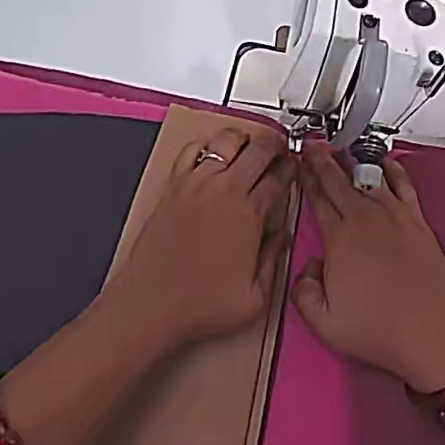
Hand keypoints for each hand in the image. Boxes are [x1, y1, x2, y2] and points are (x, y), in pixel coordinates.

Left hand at [106, 127, 294, 348]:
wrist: (151, 305)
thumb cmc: (198, 304)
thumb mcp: (255, 297)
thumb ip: (274, 260)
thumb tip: (282, 238)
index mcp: (249, 214)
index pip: (279, 178)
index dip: (291, 171)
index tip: (293, 171)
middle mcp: (224, 191)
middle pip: (258, 149)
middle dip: (274, 146)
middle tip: (279, 150)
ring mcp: (197, 185)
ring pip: (226, 140)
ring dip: (243, 139)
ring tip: (249, 145)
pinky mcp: (174, 187)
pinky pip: (192, 150)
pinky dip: (206, 144)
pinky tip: (212, 153)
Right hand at [291, 144, 444, 391]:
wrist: (430, 331)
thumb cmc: (379, 328)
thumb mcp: (324, 321)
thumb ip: (303, 291)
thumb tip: (306, 269)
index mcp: (340, 238)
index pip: (317, 198)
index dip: (306, 179)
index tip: (300, 167)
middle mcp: (365, 219)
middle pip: (338, 181)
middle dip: (323, 161)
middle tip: (314, 149)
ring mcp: (393, 216)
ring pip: (367, 178)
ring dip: (352, 162)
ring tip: (342, 151)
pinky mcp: (416, 221)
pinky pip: (403, 186)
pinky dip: (393, 170)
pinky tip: (386, 164)